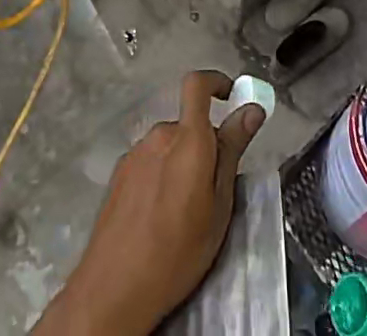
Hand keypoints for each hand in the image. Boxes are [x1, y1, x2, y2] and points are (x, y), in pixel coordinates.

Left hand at [35, 71, 266, 335]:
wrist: (115, 284)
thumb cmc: (179, 250)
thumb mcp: (219, 205)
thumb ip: (232, 151)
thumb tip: (251, 109)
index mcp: (186, 139)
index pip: (197, 85)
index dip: (217, 81)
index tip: (233, 96)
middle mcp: (158, 136)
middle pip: (188, 124)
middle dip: (205, 146)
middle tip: (214, 192)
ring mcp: (135, 152)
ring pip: (169, 145)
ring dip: (182, 164)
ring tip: (185, 213)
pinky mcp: (120, 171)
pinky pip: (151, 160)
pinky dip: (162, 175)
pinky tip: (160, 215)